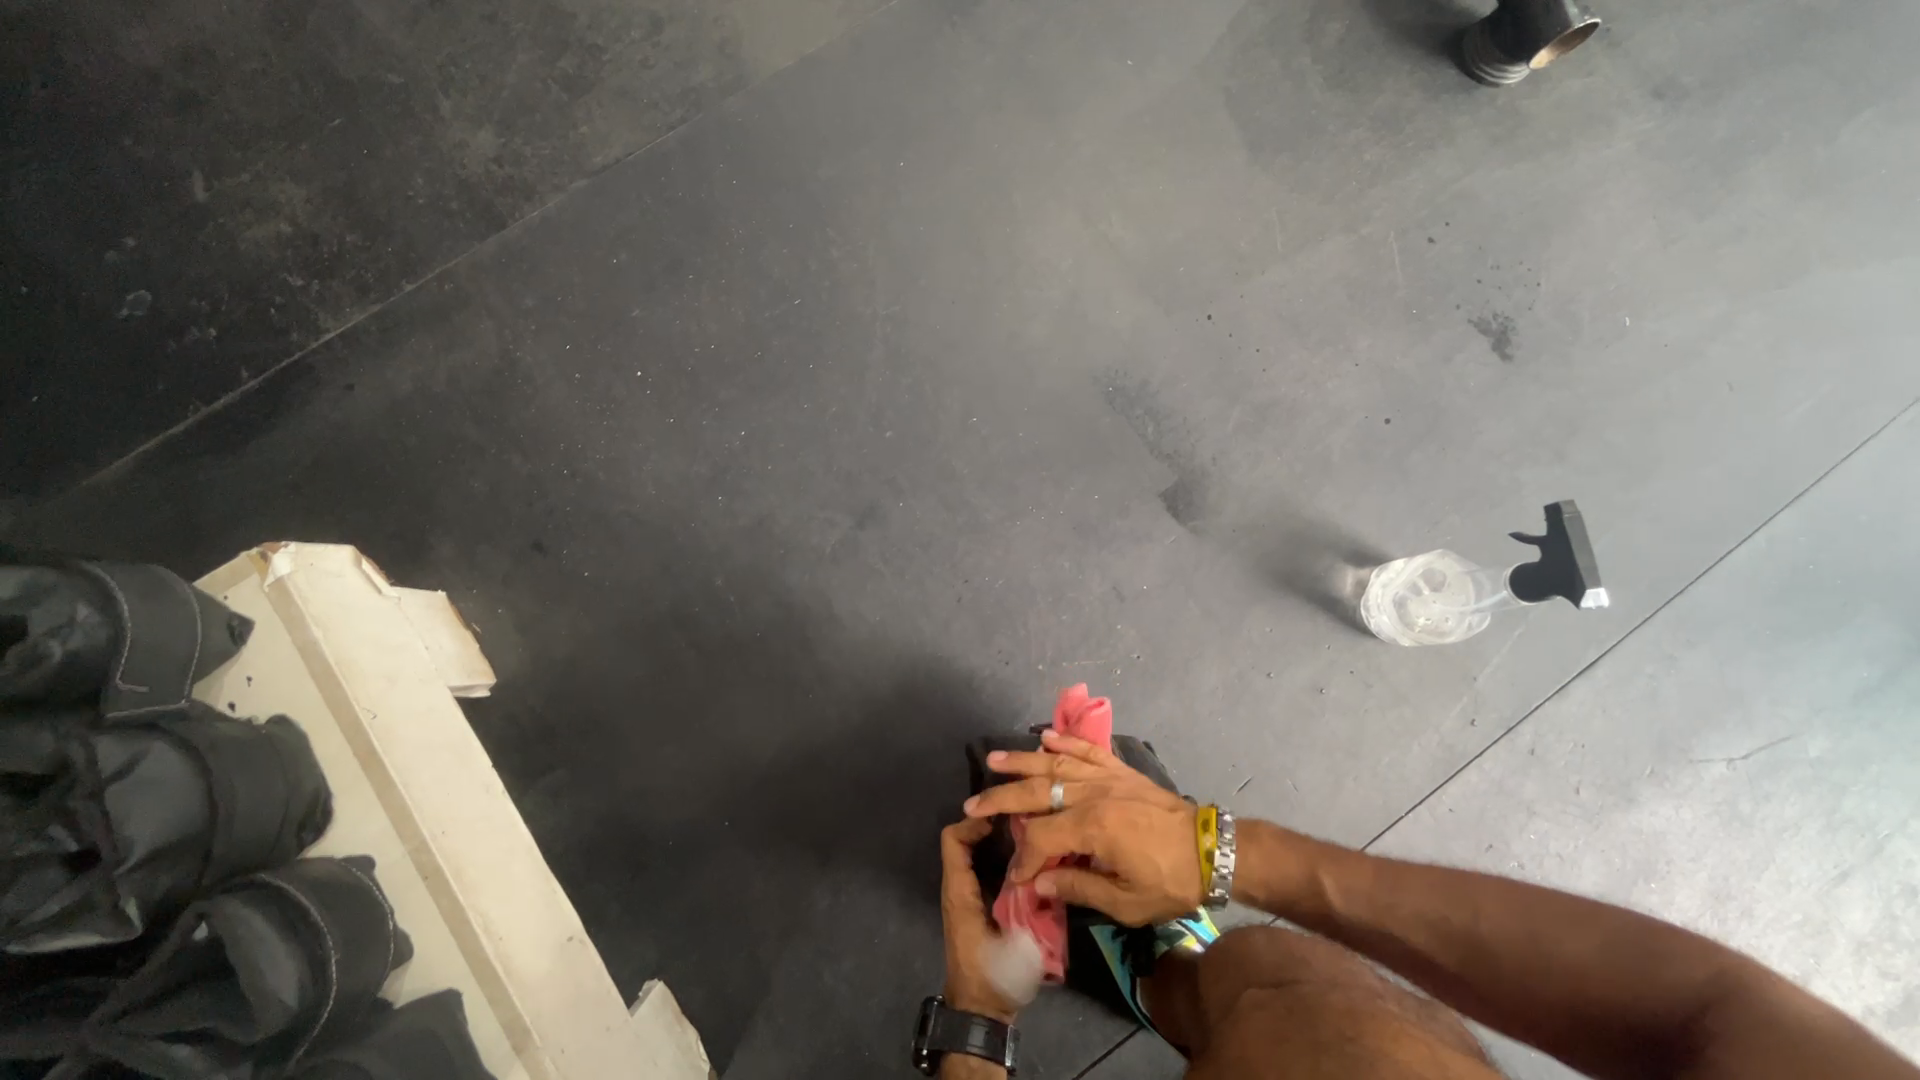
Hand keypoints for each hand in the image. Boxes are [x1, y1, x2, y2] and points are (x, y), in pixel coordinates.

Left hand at [939, 818, 1022, 1023]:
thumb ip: (1030, 910)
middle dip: (991, 826)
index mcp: (959, 893)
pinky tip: (1030, 862)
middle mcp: (958, 889)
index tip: (1006, 820)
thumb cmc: (993, 980)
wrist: (980, 1014)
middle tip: (1026, 822)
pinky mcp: (977, 906)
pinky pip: (984, 869)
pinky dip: (1001, 858)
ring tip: (1032, 836)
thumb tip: (1048, 877)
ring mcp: (966, 897)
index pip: (952, 840)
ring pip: (975, 854)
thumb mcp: (1016, 947)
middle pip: (964, 841)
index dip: (974, 822)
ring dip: (998, 841)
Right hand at [962, 729, 1205, 926]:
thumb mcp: (1126, 902)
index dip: (1023, 860)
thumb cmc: (1170, 882)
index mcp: (1092, 828)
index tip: (1017, 880)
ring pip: (1055, 763)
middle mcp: (1092, 795)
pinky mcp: (1121, 771)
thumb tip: (1040, 884)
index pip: (1040, 838)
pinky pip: (1087, 750)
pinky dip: (1065, 741)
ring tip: (993, 759)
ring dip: (1021, 762)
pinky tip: (1045, 737)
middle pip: (1036, 792)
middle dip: (1001, 799)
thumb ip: (1078, 888)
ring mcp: (1106, 778)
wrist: (1211, 851)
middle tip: (972, 804)